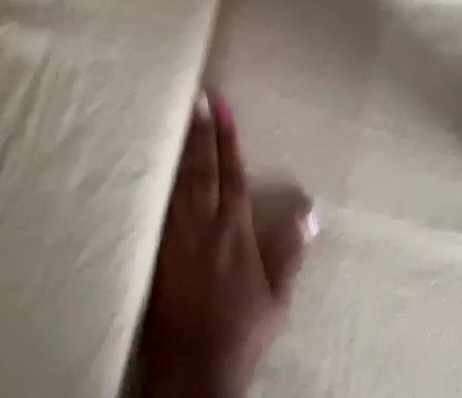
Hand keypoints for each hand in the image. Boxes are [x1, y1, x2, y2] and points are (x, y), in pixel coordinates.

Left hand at [142, 94, 315, 397]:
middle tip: (195, 97)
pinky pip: (159, 203)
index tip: (220, 105)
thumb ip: (288, 249)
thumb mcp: (277, 296)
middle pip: (200, 167)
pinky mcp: (156, 248)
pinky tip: (155, 164)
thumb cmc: (242, 331)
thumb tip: (306, 209)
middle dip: (199, 130)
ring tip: (177, 116)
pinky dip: (159, 178)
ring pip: (177, 180)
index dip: (226, 137)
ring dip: (179, 147)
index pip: (231, 173)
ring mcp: (175, 234)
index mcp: (234, 231)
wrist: (195, 364)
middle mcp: (203, 224)